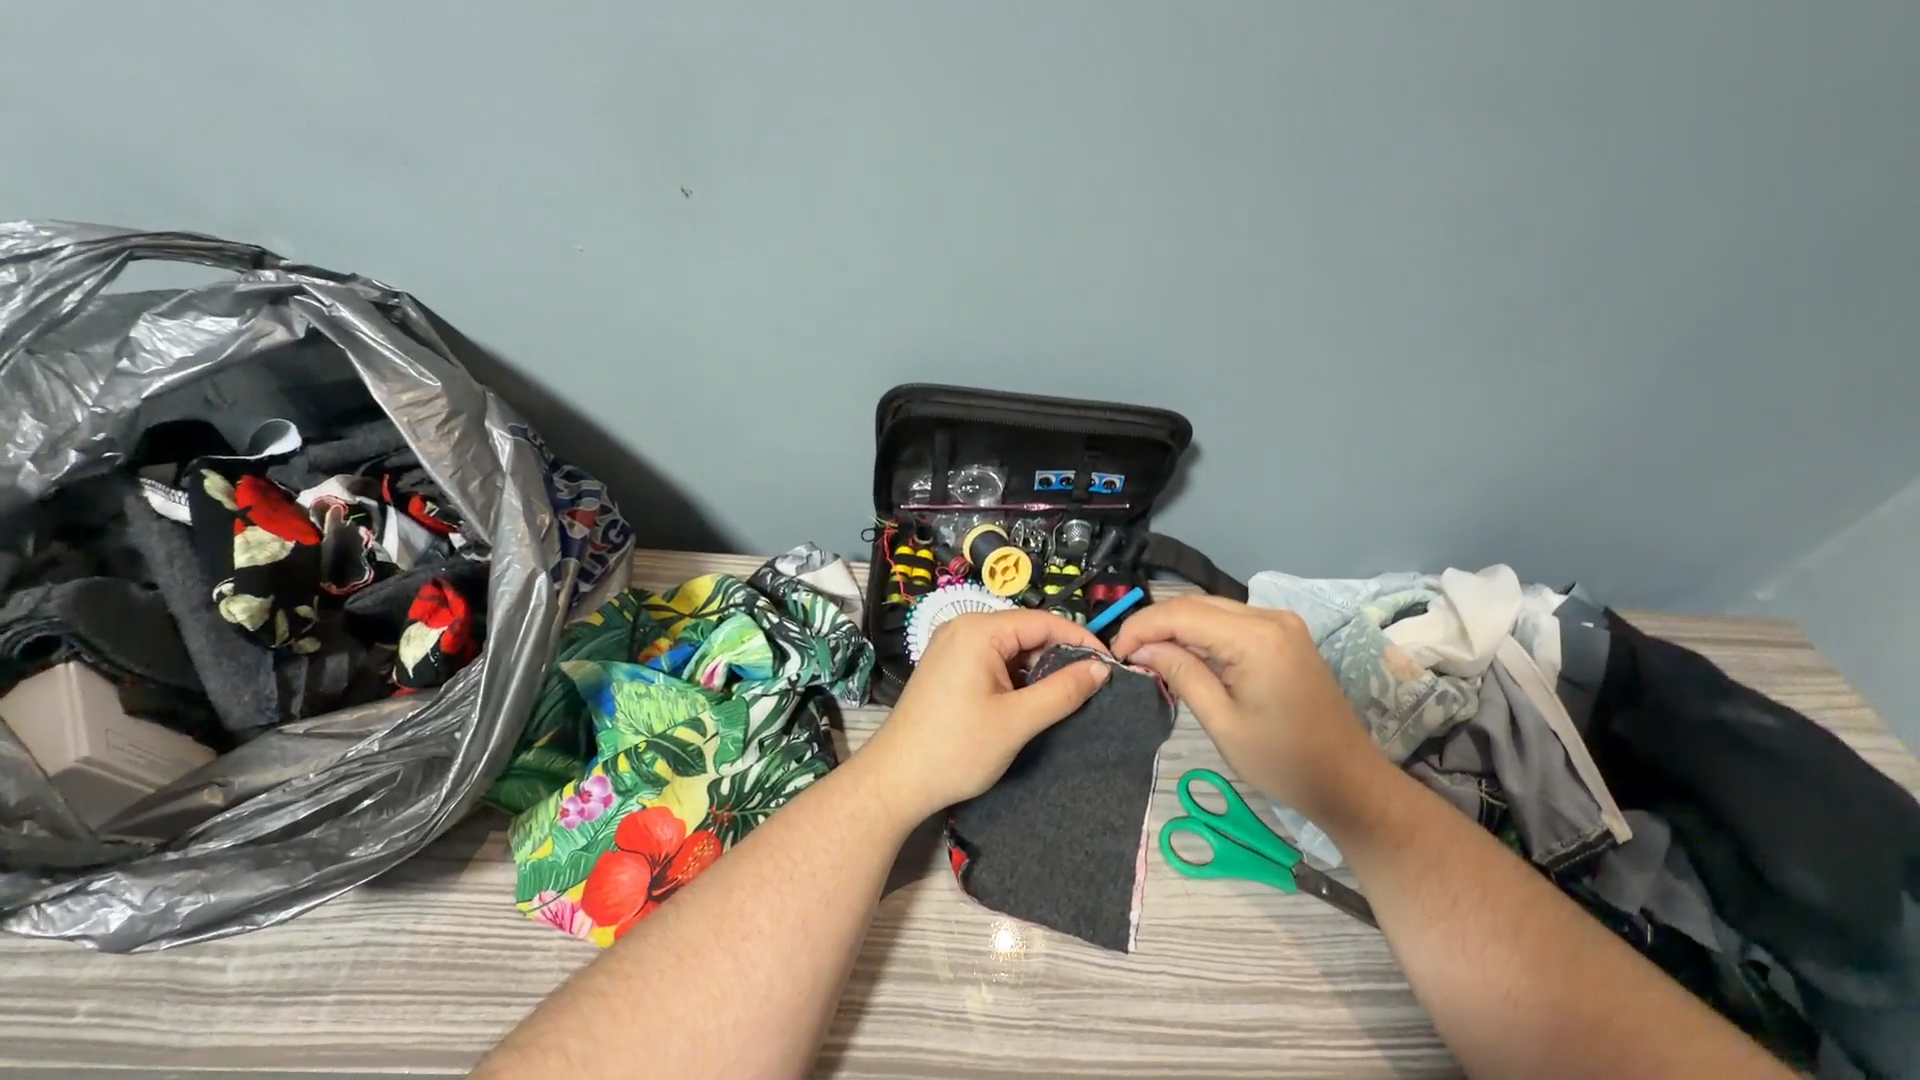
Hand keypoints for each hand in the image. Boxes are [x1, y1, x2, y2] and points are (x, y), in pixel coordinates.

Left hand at [856, 610, 1110, 820]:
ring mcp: (952, 647)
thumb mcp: (1018, 721)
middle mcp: (963, 628)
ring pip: (1012, 650)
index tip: (1110, 666)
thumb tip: (1102, 668)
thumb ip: (1063, 691)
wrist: (896, 781)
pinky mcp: (948, 668)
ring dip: (1038, 671)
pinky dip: (1016, 679)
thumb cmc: (956, 748)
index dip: (1080, 640)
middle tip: (1091, 688)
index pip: (1043, 621)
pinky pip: (993, 662)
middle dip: (1059, 657)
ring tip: (1066, 699)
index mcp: (978, 630)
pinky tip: (1031, 703)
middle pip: (1026, 632)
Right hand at [1111, 595, 1377, 816]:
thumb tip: (1142, 648)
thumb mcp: (1222, 722)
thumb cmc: (1282, 760)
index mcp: (1256, 638)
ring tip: (1147, 656)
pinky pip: (1232, 622)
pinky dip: (1202, 634)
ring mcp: (1281, 624)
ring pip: (1212, 610)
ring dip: (1177, 627)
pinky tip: (1184, 656)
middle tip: (1126, 655)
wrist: (1347, 780)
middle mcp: (1270, 618)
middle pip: (1196, 605)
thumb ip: (1181, 675)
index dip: (1141, 627)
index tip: (1115, 653)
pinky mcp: (1285, 635)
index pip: (1181, 614)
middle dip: (1155, 624)